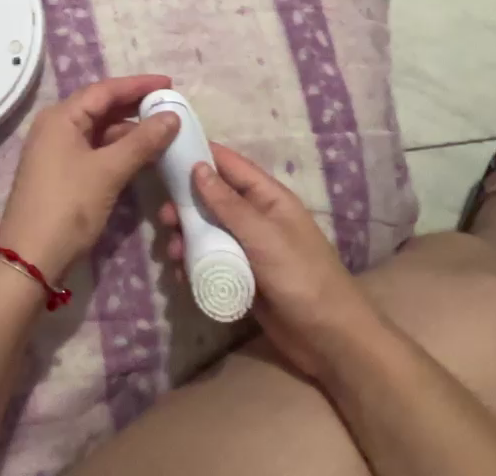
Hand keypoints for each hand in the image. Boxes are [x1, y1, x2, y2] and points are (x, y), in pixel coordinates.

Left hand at [0, 75, 179, 280]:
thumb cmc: (68, 206)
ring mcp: (58, 151)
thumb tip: (172, 116)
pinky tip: (144, 156)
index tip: (170, 84)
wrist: (30, 258)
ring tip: (165, 132)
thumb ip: (142, 141)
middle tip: (171, 106)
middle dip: (135, 106)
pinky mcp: (63, 173)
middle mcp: (56, 127)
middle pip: (101, 107)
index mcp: (61, 117)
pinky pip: (96, 150)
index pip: (104, 90)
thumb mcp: (108, 171)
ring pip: (100, 131)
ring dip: (130, 131)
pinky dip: (120, 150)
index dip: (138, 85)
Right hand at [158, 142, 373, 378]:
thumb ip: (229, 204)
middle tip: (165, 219)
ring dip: (186, 238)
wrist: (331, 342)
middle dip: (186, 205)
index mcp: (269, 198)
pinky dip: (193, 265)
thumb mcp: (265, 237)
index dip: (200, 155)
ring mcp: (248, 249)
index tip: (164, 153)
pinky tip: (180, 276)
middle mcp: (256, 218)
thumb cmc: (303, 279)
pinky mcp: (241, 277)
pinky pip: (210, 262)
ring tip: (174, 254)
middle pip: (212, 199)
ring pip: (206, 232)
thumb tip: (197, 167)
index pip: (230, 165)